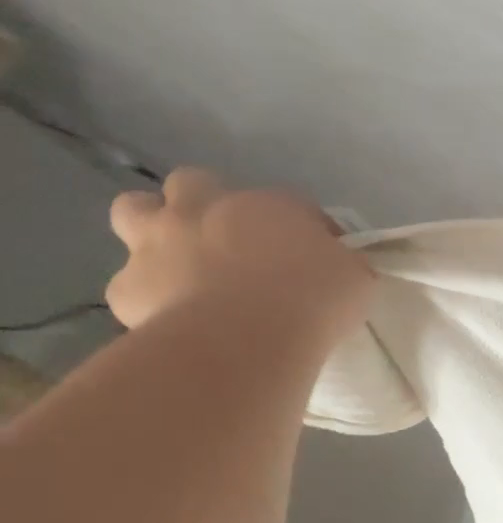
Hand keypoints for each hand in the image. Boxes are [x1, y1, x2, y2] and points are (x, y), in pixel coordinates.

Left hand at [106, 168, 373, 343]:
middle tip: (235, 238)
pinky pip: (133, 282)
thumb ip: (340, 262)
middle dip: (207, 201)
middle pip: (193, 182)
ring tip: (184, 259)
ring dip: (154, 225)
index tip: (322, 255)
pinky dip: (153, 293)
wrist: (243, 340)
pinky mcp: (126, 286)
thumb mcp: (356, 278)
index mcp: (268, 206)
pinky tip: (178, 314)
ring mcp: (156, 244)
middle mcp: (204, 211)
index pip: (292, 203)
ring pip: (135, 209)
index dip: (307, 226)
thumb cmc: (313, 301)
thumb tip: (333, 262)